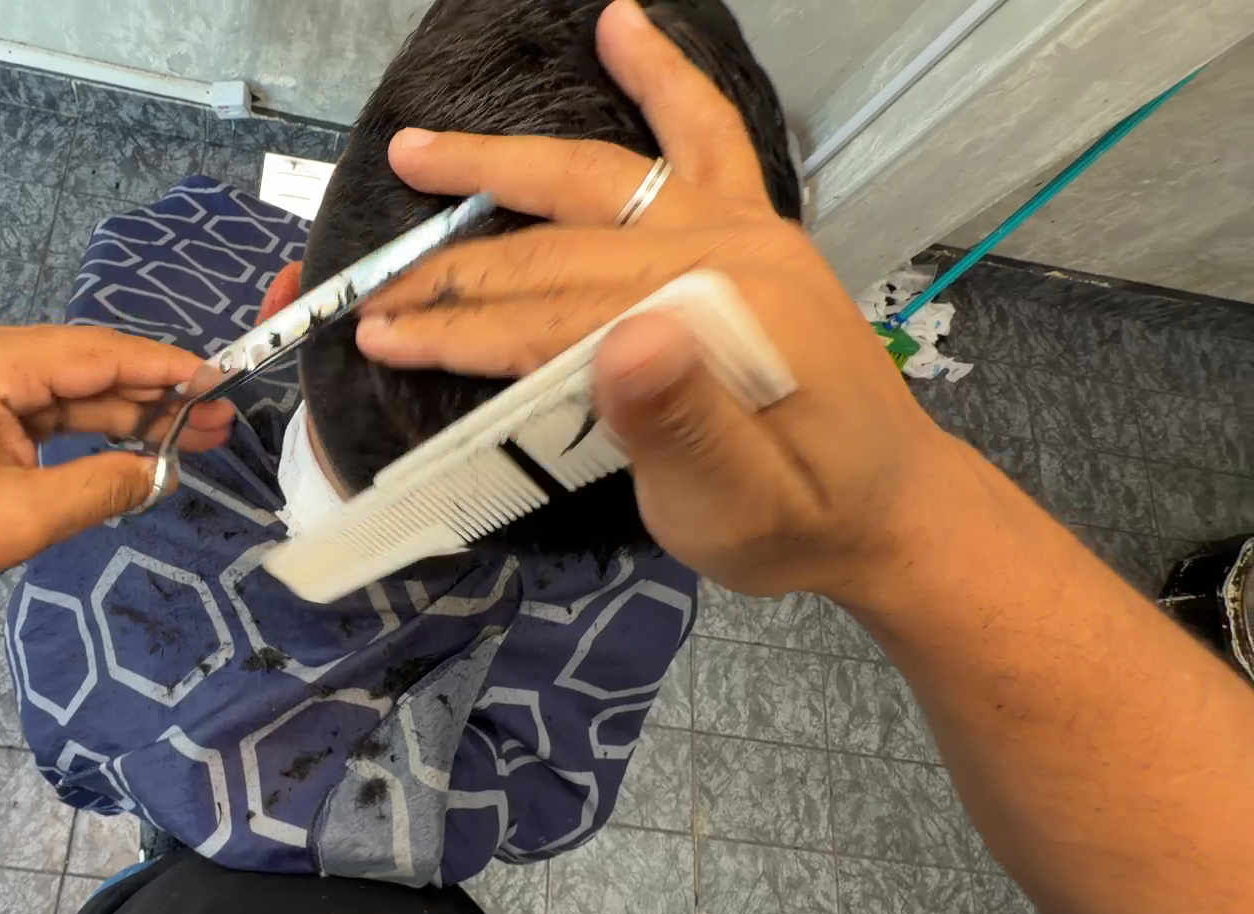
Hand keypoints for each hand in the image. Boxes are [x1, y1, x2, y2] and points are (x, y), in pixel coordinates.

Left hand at [0, 320, 232, 640]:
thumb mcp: (20, 517)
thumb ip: (102, 489)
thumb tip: (164, 474)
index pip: (95, 353)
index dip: (163, 368)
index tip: (217, 378)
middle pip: (88, 369)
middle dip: (155, 397)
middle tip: (216, 421)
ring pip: (71, 392)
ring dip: (127, 415)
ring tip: (191, 436)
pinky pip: (46, 411)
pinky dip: (90, 430)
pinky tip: (133, 444)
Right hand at [352, 0, 958, 601]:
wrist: (886, 510)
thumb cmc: (792, 521)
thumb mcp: (732, 504)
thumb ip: (681, 427)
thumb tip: (623, 343)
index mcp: (710, 321)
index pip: (548, 320)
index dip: (456, 330)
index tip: (378, 338)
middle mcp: (720, 253)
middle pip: (551, 252)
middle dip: (449, 273)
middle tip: (371, 290)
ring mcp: (736, 231)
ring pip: (595, 182)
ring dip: (499, 167)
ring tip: (418, 152)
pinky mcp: (747, 231)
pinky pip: (701, 135)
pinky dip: (660, 78)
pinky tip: (619, 27)